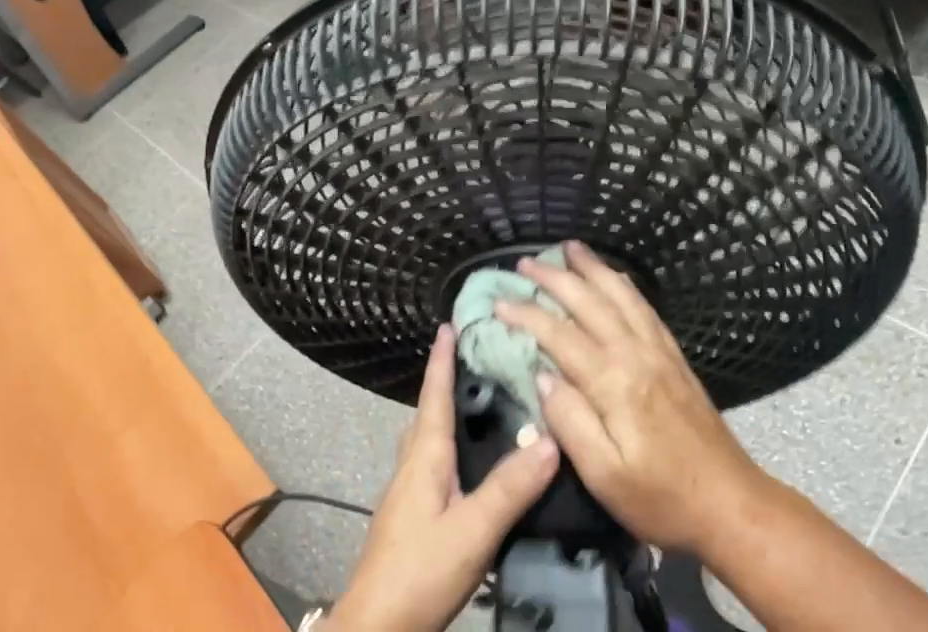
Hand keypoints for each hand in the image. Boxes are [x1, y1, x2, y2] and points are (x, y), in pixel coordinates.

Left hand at [325, 325, 559, 631]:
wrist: (377, 627)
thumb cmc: (420, 570)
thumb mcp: (473, 529)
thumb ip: (510, 487)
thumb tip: (550, 437)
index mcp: (424, 459)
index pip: (434, 397)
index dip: (441, 361)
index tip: (446, 324)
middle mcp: (412, 467)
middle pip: (427, 414)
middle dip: (445, 383)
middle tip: (473, 358)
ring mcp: (408, 495)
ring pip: (427, 440)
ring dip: (445, 415)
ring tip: (477, 404)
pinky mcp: (412, 519)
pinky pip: (432, 465)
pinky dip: (449, 448)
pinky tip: (470, 465)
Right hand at [495, 241, 764, 554]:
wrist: (732, 505)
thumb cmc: (661, 499)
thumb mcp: (605, 475)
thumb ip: (570, 422)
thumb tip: (542, 375)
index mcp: (614, 383)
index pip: (559, 335)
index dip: (526, 315)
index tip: (498, 302)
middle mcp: (637, 355)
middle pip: (591, 303)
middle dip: (555, 278)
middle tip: (525, 262)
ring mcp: (660, 354)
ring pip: (622, 296)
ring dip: (593, 269)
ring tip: (570, 248)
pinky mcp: (676, 360)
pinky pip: (645, 309)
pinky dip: (625, 286)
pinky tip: (616, 279)